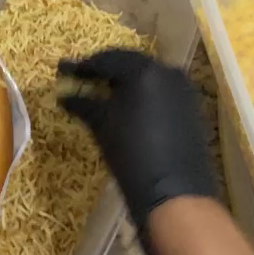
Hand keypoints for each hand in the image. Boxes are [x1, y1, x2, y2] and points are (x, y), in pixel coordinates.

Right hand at [58, 49, 217, 254]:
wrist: (176, 194)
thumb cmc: (132, 156)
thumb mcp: (103, 126)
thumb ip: (84, 104)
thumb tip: (65, 95)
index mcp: (142, 71)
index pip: (106, 60)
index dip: (82, 66)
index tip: (63, 70)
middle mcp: (165, 71)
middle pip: (128, 63)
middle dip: (104, 70)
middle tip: (81, 77)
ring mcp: (182, 87)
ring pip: (146, 76)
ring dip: (124, 81)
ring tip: (101, 91)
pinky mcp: (190, 104)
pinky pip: (160, 89)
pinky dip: (141, 92)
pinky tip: (126, 104)